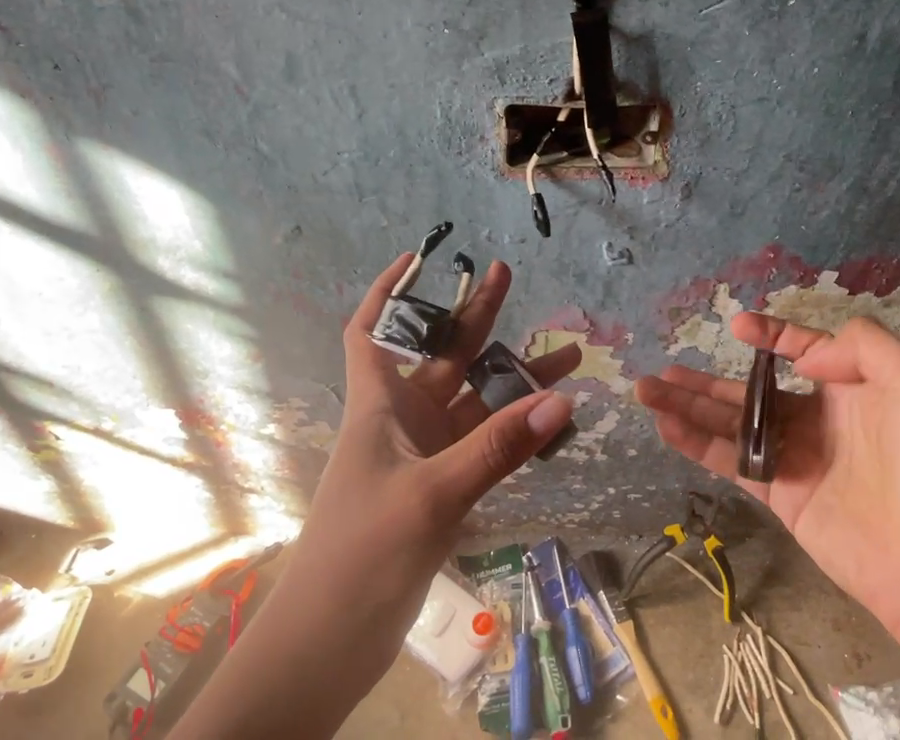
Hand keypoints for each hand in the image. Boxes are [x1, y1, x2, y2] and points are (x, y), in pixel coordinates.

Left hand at [296, 253, 578, 607]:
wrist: (332, 640)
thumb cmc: (363, 553)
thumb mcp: (432, 494)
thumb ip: (496, 448)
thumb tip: (560, 401)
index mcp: (378, 405)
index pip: (372, 331)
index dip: (388, 293)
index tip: (418, 259)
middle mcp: (400, 420)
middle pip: (439, 354)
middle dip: (473, 317)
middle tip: (509, 275)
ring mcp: (422, 456)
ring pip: (472, 402)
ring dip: (512, 380)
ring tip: (567, 354)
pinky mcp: (439, 490)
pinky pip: (484, 446)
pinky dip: (513, 430)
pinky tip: (549, 420)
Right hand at [634, 313, 899, 654]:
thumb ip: (861, 344)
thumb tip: (804, 356)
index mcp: (858, 387)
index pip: (804, 351)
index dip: (772, 337)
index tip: (737, 326)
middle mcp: (823, 420)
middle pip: (753, 391)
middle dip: (708, 380)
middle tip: (664, 369)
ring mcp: (800, 460)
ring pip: (733, 425)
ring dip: (689, 408)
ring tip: (647, 390)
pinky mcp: (784, 499)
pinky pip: (733, 462)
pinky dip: (698, 444)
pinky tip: (666, 426)